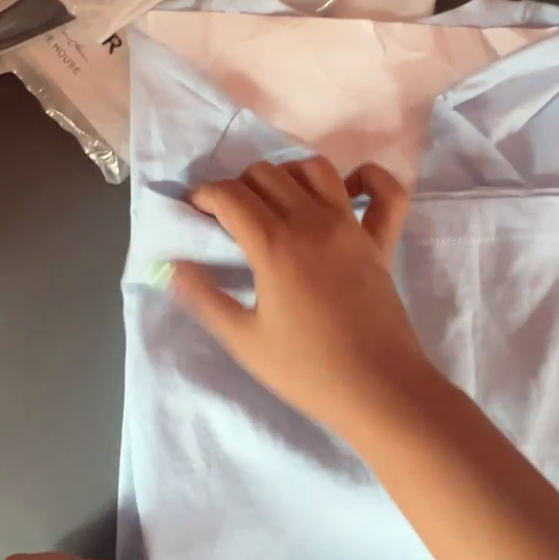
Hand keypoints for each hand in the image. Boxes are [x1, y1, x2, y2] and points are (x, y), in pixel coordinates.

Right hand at [170, 156, 439, 433]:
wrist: (378, 390)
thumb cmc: (306, 370)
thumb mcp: (243, 340)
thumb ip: (203, 297)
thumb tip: (172, 265)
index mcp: (275, 245)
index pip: (230, 194)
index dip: (205, 196)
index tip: (197, 214)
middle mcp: (313, 223)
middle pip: (267, 173)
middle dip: (239, 186)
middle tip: (230, 218)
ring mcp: (351, 228)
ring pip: (316, 169)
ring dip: (288, 174)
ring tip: (276, 203)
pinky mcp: (382, 242)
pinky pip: (386, 191)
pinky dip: (367, 179)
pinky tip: (347, 194)